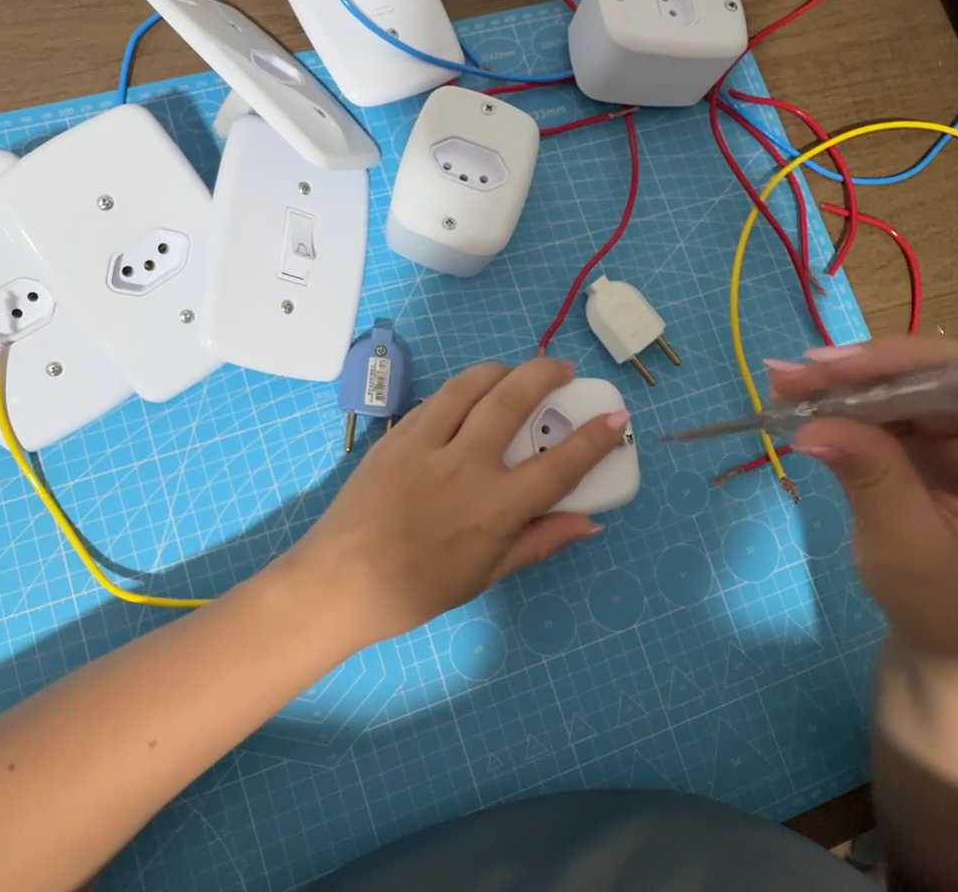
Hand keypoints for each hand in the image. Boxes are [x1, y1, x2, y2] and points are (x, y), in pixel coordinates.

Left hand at [267, 357, 629, 646]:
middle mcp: (465, 464)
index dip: (595, 438)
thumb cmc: (416, 589)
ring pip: (469, 386)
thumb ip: (537, 541)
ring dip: (499, 370)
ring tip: (514, 371)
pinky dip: (458, 391)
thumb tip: (586, 523)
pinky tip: (465, 396)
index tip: (617, 415)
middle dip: (545, 375)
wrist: (339, 580)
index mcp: (495, 506)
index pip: (559, 465)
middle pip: (513, 400)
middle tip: (562, 367)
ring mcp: (425, 444)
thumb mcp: (484, 575)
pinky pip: (434, 402)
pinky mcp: (394, 437)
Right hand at [769, 259, 957, 660]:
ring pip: (943, 382)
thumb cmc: (944, 610)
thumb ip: (870, 481)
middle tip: (815, 368)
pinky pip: (918, 399)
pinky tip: (812, 391)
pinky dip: (864, 395)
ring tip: (793, 380)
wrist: (948, 638)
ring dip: (867, 378)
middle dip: (896, 367)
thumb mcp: (902, 552)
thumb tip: (812, 423)